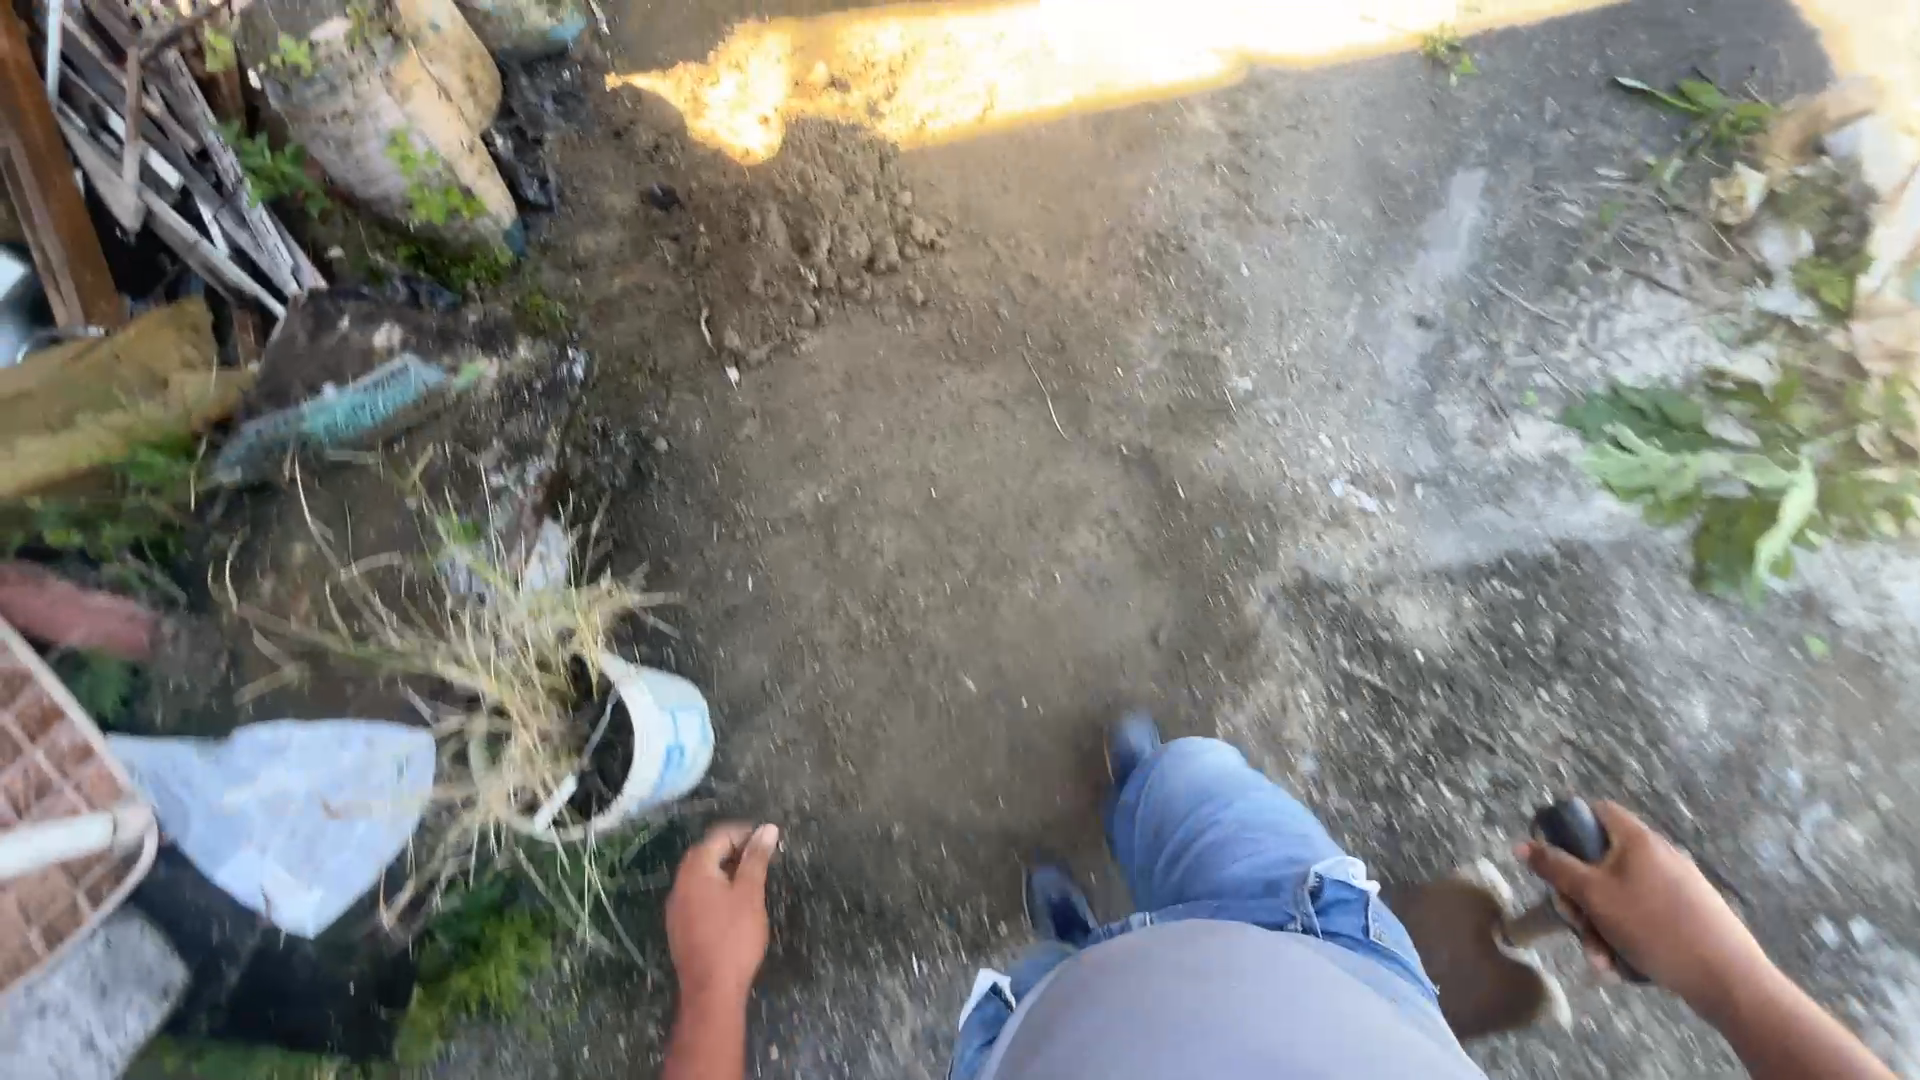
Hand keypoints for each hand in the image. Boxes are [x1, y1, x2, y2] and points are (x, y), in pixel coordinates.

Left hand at [666, 822, 780, 1005]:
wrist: (711, 991)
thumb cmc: (734, 937)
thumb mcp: (750, 893)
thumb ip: (756, 858)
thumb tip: (767, 829)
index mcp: (695, 872)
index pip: (717, 837)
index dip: (743, 832)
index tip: (767, 839)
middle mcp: (679, 885)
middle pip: (705, 854)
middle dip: (733, 849)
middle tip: (761, 855)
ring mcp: (676, 908)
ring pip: (701, 875)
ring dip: (725, 868)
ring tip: (751, 877)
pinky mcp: (680, 927)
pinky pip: (697, 894)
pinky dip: (716, 887)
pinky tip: (734, 902)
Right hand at [1518, 800, 1773, 1015]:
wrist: (1733, 984)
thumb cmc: (1655, 927)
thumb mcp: (1591, 894)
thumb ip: (1553, 866)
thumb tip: (1522, 845)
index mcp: (1638, 841)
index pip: (1596, 810)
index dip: (1568, 824)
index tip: (1552, 853)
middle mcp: (1660, 857)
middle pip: (1600, 860)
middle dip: (1578, 894)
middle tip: (1573, 919)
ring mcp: (1679, 887)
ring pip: (1618, 895)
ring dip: (1598, 924)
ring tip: (1599, 956)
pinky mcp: (1691, 916)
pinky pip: (1643, 915)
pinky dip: (1625, 935)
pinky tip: (1620, 964)